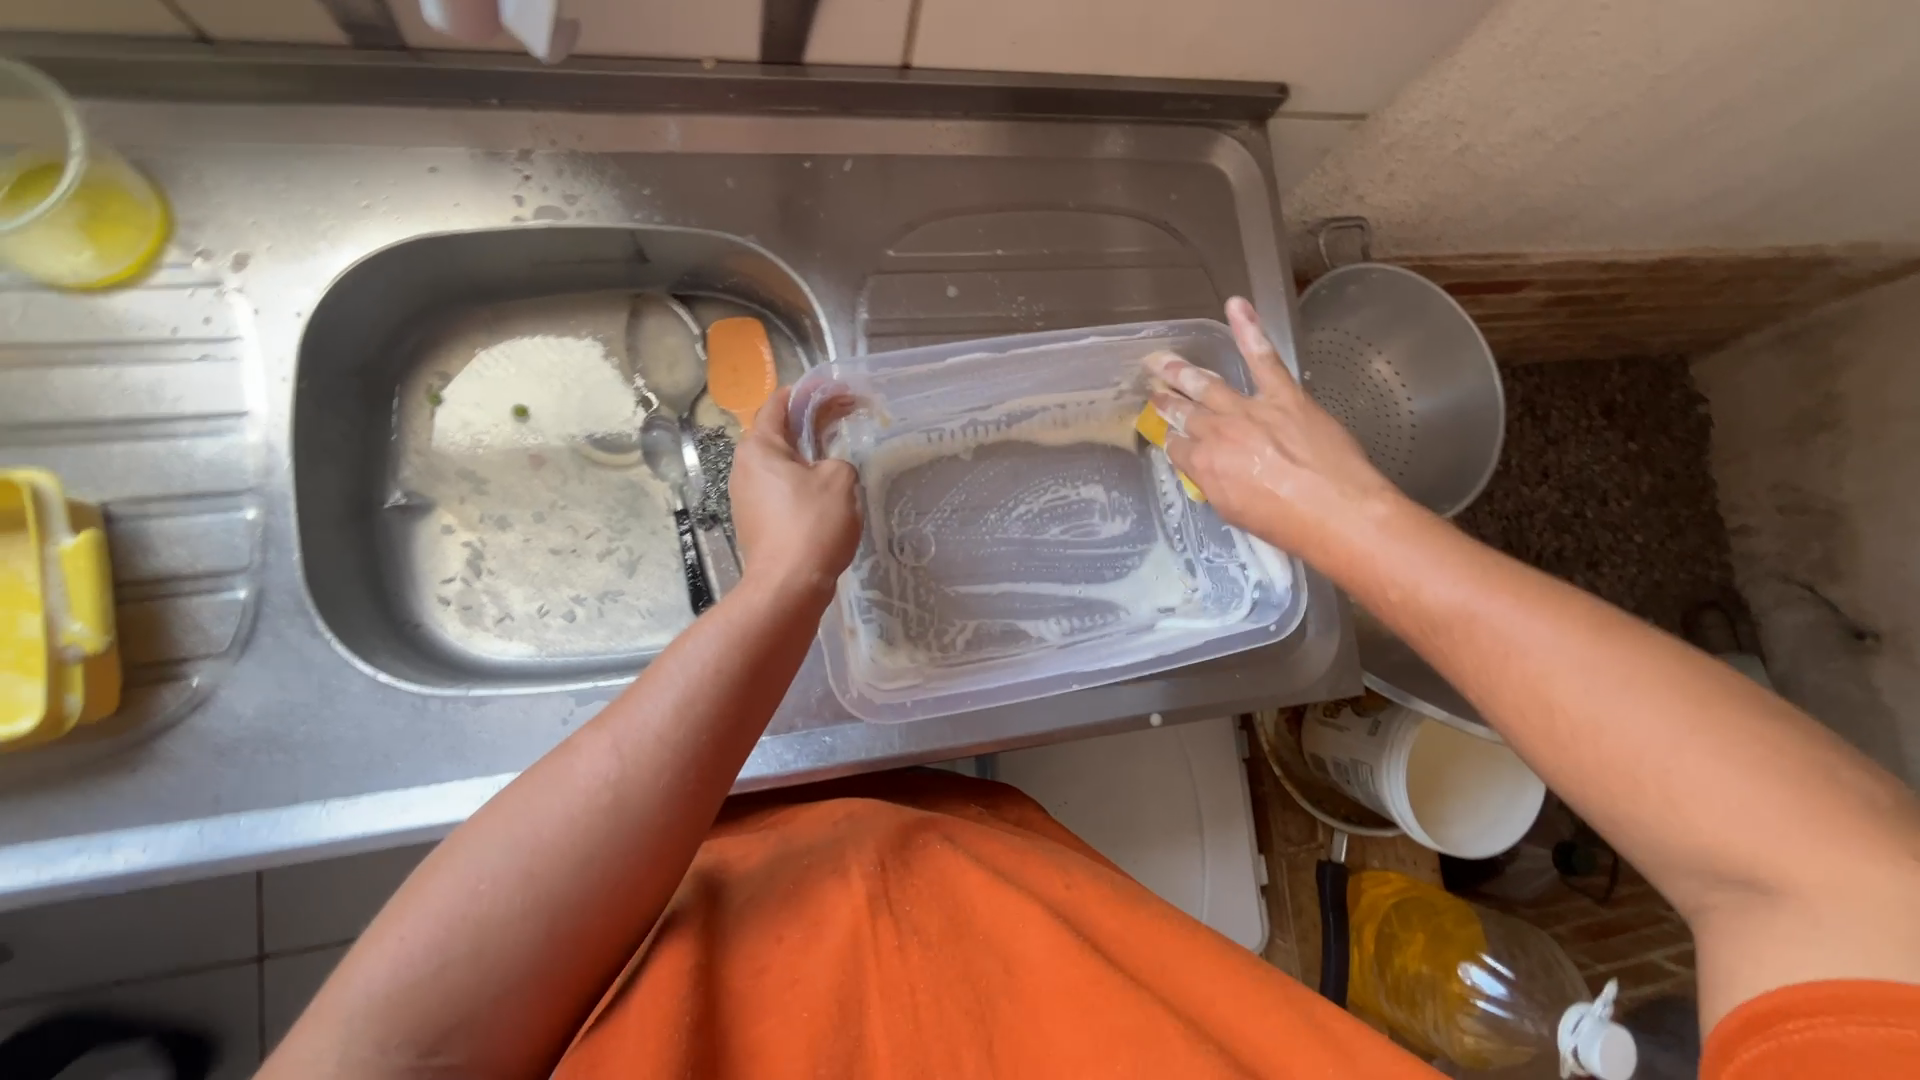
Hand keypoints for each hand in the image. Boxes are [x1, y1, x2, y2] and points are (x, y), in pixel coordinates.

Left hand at [728, 387, 860, 597]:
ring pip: (780, 461)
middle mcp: (744, 466)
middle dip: (813, 421)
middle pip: (779, 431)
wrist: (788, 586)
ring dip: (808, 451)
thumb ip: (837, 460)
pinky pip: (780, 487)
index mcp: (759, 447)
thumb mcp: (839, 480)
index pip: (780, 402)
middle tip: (847, 417)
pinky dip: (802, 478)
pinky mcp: (755, 520)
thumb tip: (827, 471)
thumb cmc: (812, 525)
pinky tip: (825, 488)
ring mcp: (746, 495)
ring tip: (839, 449)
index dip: (811, 392)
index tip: (839, 391)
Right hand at [1146, 296, 1403, 559]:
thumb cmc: (1287, 523)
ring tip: (1162, 360)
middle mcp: (1218, 432)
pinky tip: (1235, 306)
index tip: (1171, 439)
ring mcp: (1250, 409)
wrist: (1335, 511)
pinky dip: (1249, 329)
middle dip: (1165, 401)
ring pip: (1207, 384)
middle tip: (1153, 391)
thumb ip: (1215, 486)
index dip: (1172, 442)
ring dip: (1181, 370)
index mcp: (1204, 465)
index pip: (1176, 448)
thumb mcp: (1235, 513)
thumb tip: (1210, 472)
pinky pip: (1262, 358)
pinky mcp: (1284, 395)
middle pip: (1184, 412)